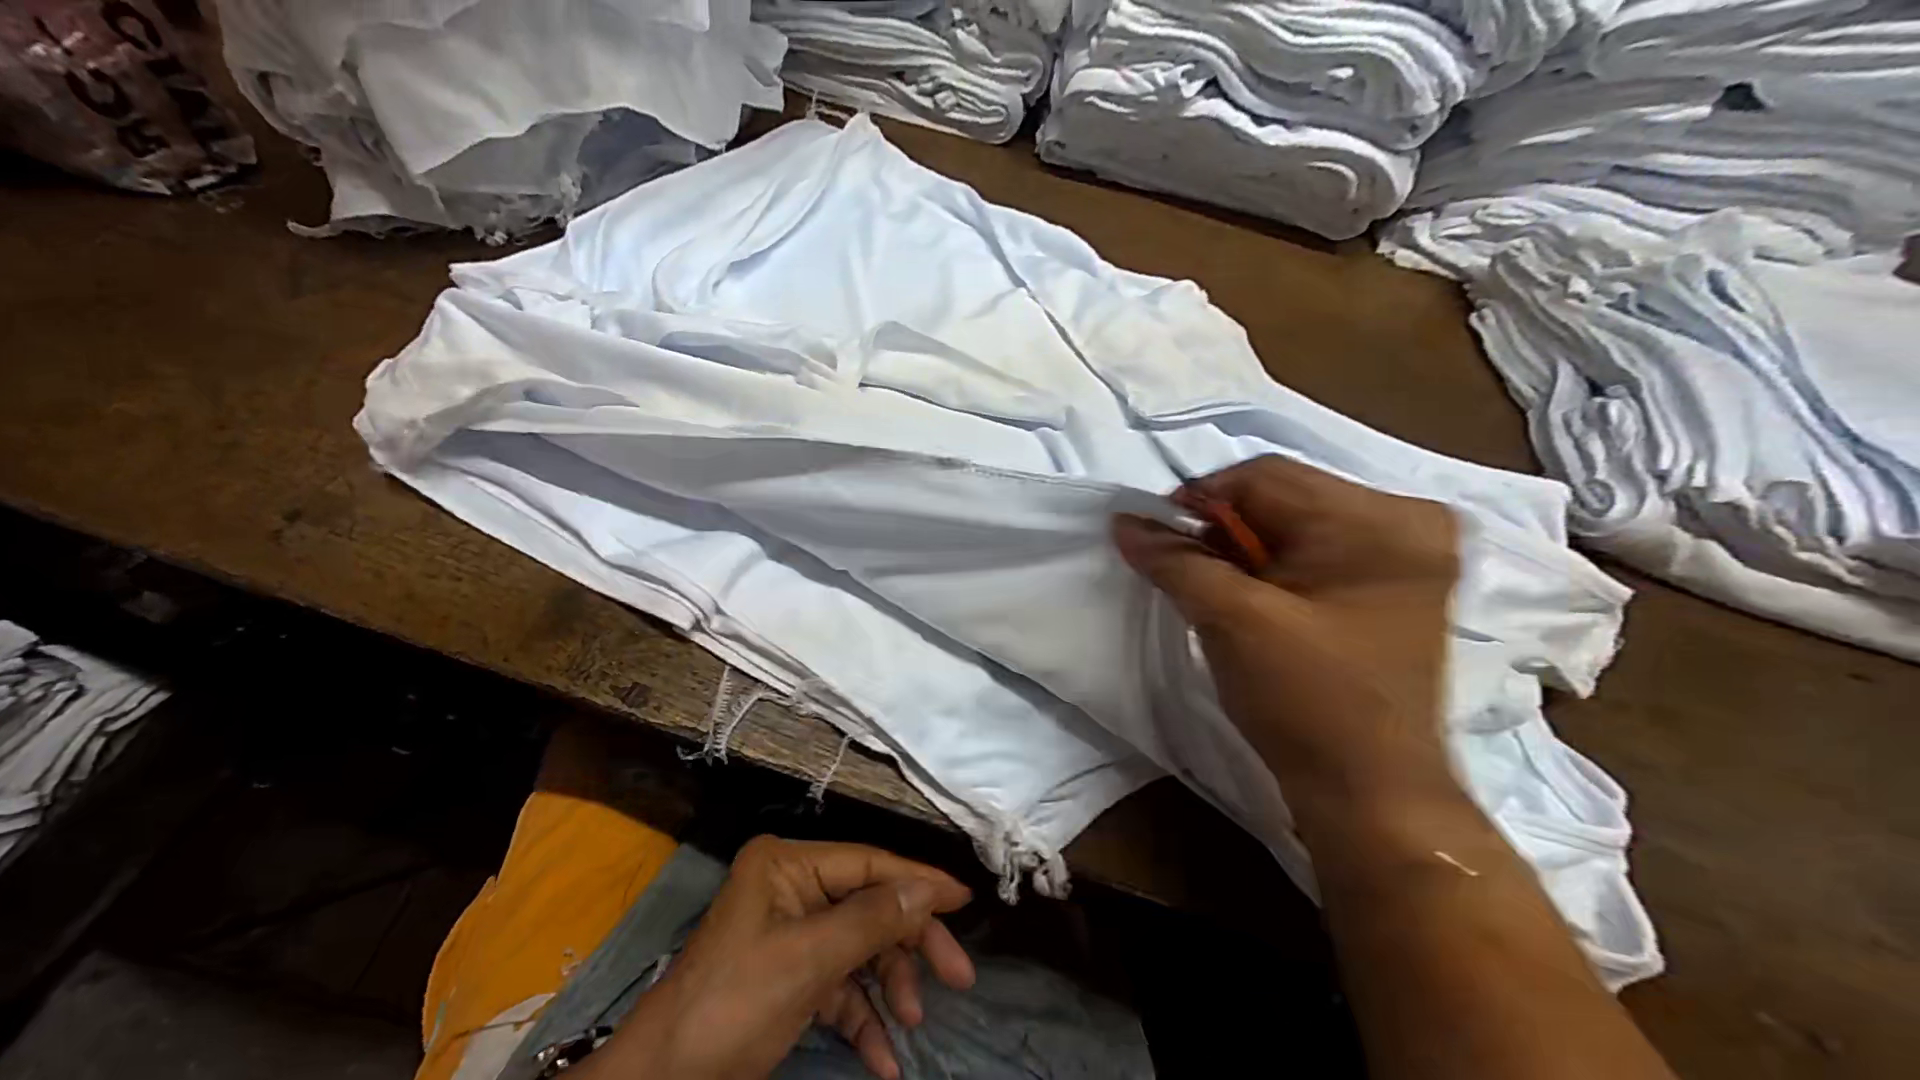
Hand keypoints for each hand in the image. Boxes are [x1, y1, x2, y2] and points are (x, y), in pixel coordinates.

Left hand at [581, 837, 973, 1079]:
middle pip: (870, 907)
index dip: (918, 881)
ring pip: (861, 948)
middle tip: (957, 977)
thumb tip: (929, 889)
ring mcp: (791, 933)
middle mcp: (792, 889)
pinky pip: (840, 986)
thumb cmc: (732, 1007)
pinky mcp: (790, 976)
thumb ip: (872, 919)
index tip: (965, 900)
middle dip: (910, 945)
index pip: (868, 864)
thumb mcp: (807, 960)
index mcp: (787, 866)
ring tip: (911, 1023)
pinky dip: (863, 1018)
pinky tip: (884, 1058)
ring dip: (889, 987)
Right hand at [1113, 455, 1460, 814]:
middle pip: (1282, 497)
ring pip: (1293, 524)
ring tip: (1220, 594)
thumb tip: (1123, 521)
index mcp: (1381, 519)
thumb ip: (1175, 560)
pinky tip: (1252, 601)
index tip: (1158, 541)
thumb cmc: (1307, 703)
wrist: (1370, 794)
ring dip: (1243, 551)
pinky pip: (1314, 551)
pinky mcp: (1391, 584)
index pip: (1263, 477)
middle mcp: (1407, 520)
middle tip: (1189, 574)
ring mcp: (1406, 553)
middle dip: (1223, 532)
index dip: (1197, 502)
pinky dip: (1270, 567)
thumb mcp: (1231, 621)